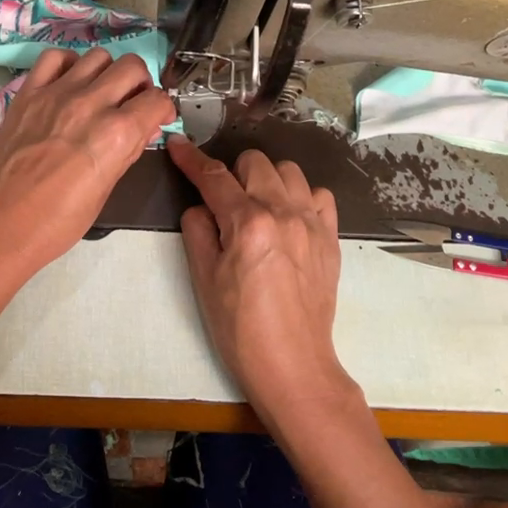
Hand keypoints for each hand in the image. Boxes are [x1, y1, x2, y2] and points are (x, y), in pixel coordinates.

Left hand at [0, 48, 176, 276]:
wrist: (5, 222)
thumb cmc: (61, 219)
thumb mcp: (108, 189)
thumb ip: (130, 150)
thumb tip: (145, 126)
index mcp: (116, 133)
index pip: (157, 99)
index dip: (162, 109)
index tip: (157, 118)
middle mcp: (90, 104)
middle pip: (132, 67)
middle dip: (141, 84)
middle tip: (131, 104)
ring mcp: (57, 93)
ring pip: (97, 56)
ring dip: (107, 73)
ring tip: (100, 93)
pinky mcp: (29, 92)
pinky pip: (54, 57)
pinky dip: (68, 65)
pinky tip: (69, 83)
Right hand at [167, 137, 357, 422]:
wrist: (293, 364)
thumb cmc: (239, 327)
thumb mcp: (203, 279)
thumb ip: (197, 230)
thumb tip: (202, 206)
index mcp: (247, 222)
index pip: (214, 176)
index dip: (191, 158)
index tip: (177, 144)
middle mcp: (283, 212)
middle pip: (255, 162)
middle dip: (232, 171)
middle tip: (222, 199)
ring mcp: (312, 222)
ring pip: (288, 170)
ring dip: (267, 179)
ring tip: (257, 205)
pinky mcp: (331, 237)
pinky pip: (318, 194)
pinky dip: (300, 196)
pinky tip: (288, 217)